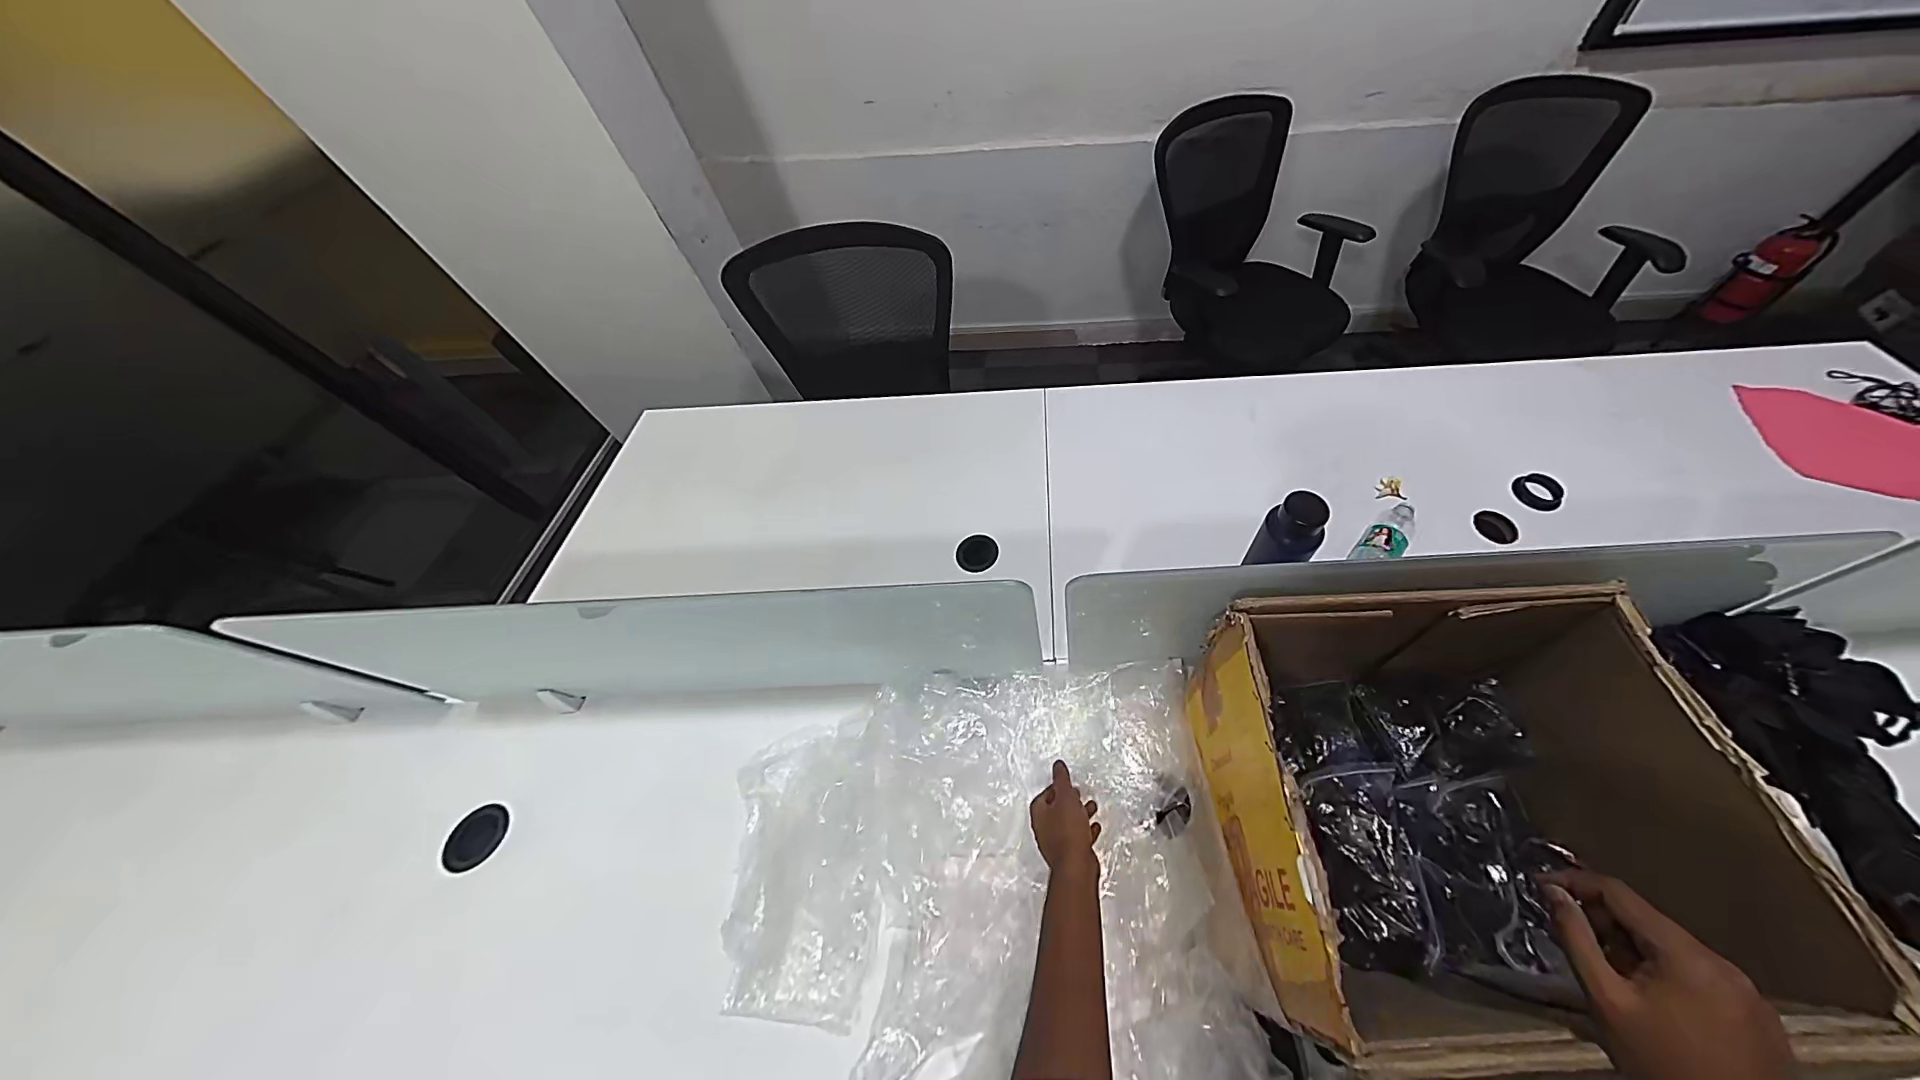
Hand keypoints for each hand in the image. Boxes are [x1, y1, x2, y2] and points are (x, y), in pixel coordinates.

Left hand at [1030, 760, 1100, 872]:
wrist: (1077, 865)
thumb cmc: (1068, 832)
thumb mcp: (1066, 798)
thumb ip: (1062, 780)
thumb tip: (1057, 766)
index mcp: (1039, 814)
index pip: (1044, 795)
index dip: (1055, 787)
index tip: (1064, 782)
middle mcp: (1044, 828)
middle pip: (1055, 809)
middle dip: (1067, 800)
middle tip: (1076, 793)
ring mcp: (1056, 842)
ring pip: (1067, 822)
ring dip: (1079, 813)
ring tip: (1090, 806)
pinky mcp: (1070, 853)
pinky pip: (1077, 836)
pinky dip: (1085, 829)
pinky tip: (1094, 826)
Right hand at [1540, 869, 1793, 1079]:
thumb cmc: (1659, 1060)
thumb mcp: (1605, 998)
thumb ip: (1576, 938)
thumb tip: (1554, 893)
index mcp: (1689, 956)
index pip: (1621, 894)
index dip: (1576, 882)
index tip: (1542, 885)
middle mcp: (1725, 966)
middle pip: (1649, 922)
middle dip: (1603, 920)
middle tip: (1568, 931)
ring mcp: (1748, 993)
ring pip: (1672, 948)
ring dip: (1631, 947)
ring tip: (1604, 968)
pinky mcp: (1757, 1017)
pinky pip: (1697, 975)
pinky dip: (1662, 971)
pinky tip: (1645, 994)